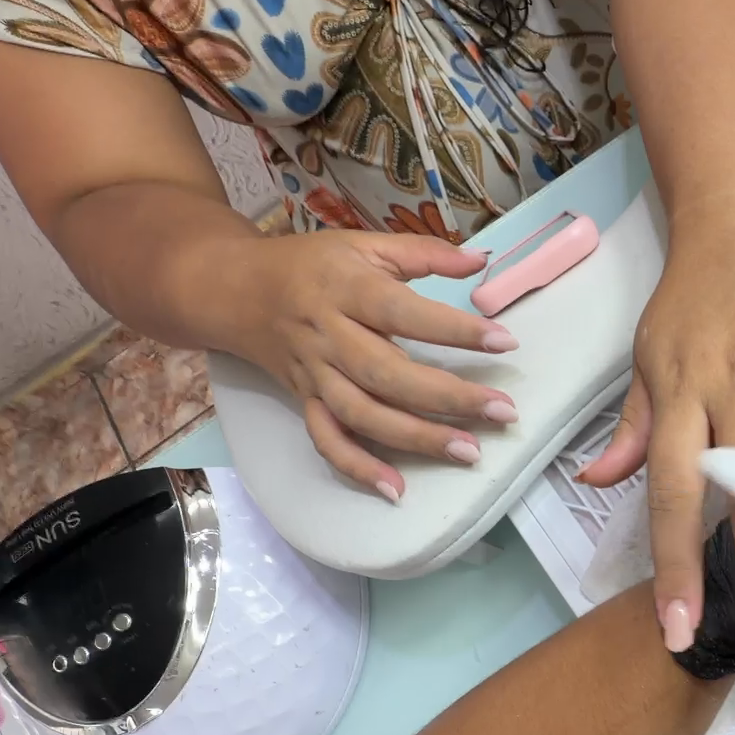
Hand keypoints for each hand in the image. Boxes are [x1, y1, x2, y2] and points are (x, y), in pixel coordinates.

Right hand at [221, 231, 515, 501]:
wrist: (228, 288)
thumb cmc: (311, 265)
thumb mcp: (364, 245)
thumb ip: (425, 252)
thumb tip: (482, 260)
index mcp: (346, 290)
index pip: (405, 312)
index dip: (455, 329)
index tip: (506, 342)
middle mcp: (328, 337)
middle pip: (389, 374)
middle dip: (450, 397)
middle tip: (504, 411)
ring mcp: (315, 375)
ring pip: (364, 414)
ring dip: (417, 438)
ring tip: (471, 451)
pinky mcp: (304, 402)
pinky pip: (327, 441)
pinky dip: (358, 468)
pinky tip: (398, 490)